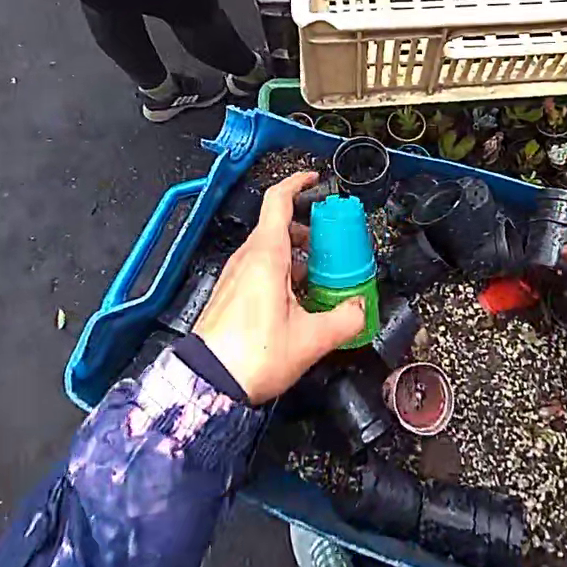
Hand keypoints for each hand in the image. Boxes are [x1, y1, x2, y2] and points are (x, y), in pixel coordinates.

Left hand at [193, 172, 365, 402]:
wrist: (206, 387)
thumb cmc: (251, 357)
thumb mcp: (311, 339)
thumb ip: (345, 319)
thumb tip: (361, 309)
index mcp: (265, 255)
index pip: (278, 200)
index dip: (297, 183)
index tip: (315, 179)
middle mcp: (248, 259)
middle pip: (279, 225)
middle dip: (309, 227)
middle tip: (333, 240)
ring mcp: (237, 276)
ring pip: (270, 248)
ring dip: (297, 252)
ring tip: (322, 273)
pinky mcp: (232, 295)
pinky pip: (260, 268)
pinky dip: (283, 271)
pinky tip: (300, 297)